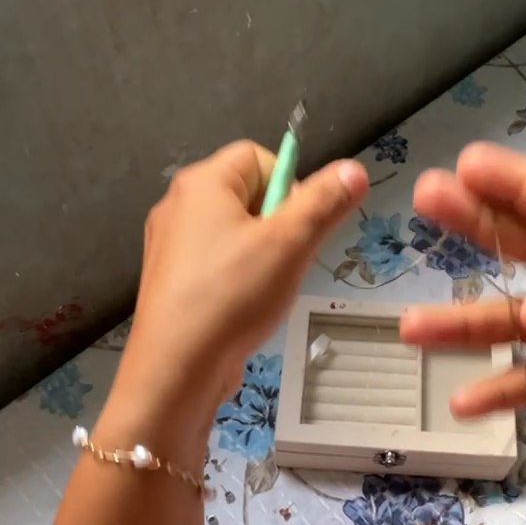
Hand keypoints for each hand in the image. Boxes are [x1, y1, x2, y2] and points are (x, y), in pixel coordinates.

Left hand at [109, 141, 367, 444]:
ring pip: (234, 234)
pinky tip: (243, 310)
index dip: (290, 185)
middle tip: (288, 263)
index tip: (301, 227)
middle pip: (246, 195)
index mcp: (202, 183)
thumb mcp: (290, 244)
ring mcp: (170, 246)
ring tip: (266, 291)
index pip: (259, 156)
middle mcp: (178, 206)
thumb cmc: (232, 297)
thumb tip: (355, 169)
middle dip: (278, 225)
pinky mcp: (171, 283)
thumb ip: (325, 203)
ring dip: (262, 257)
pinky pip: (216, 265)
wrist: (177, 368)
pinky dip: (237, 281)